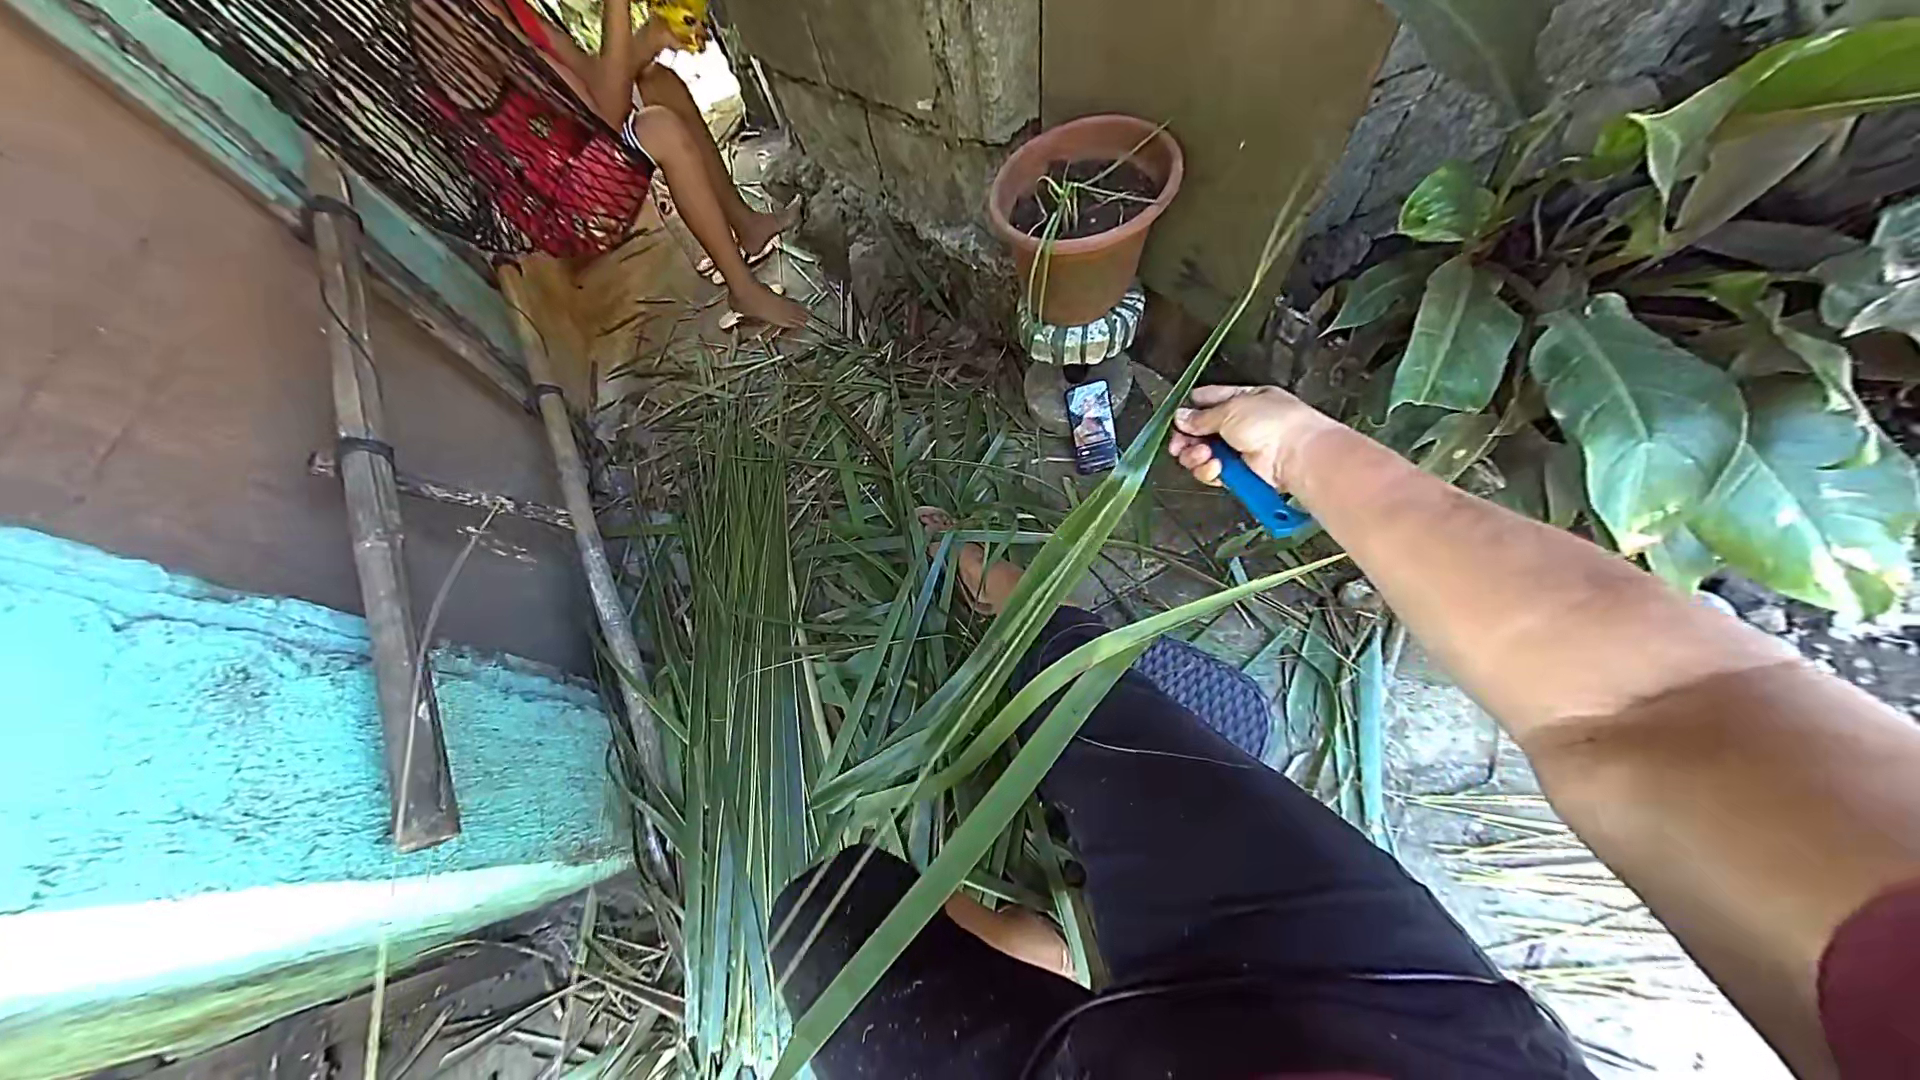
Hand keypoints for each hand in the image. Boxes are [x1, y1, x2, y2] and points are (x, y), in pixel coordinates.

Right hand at [1168, 385, 1338, 491]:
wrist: (1296, 455)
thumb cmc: (1277, 424)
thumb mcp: (1231, 409)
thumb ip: (1202, 416)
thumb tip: (1181, 417)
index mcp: (1243, 400)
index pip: (1208, 401)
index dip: (1189, 410)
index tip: (1176, 419)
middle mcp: (1241, 424)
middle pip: (1200, 432)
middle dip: (1187, 438)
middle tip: (1180, 443)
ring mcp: (1239, 449)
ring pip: (1202, 454)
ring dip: (1196, 456)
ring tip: (1203, 455)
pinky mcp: (1238, 472)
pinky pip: (1211, 472)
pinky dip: (1209, 471)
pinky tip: (1215, 467)